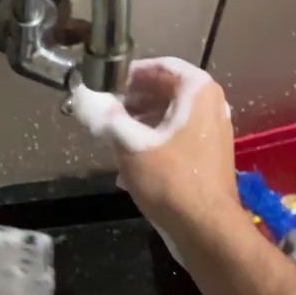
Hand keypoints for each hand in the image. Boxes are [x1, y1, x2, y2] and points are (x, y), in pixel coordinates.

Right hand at [71, 57, 238, 238]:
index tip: (106, 87)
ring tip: (114, 142)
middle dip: (133, 104)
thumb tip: (83, 98)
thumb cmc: (170, 181)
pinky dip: (154, 147)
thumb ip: (106, 120)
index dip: (130, 74)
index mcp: (197, 91)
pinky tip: (132, 168)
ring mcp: (212, 133)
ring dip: (141, 128)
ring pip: (169, 121)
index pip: (161, 66)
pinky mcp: (208, 159)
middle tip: (105, 116)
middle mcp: (210, 105)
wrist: (205, 227)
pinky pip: (176, 142)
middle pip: (166, 94)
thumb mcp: (131, 147)